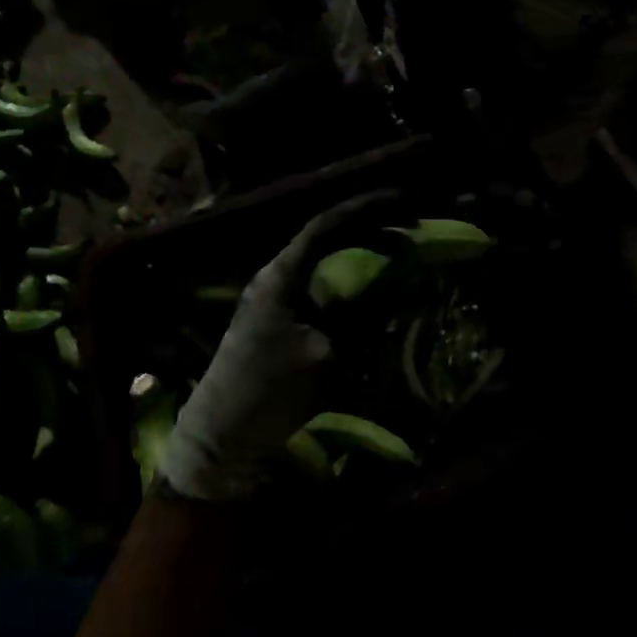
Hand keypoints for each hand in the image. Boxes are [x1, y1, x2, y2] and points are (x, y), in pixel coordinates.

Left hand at [157, 192, 396, 500]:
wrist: (225, 430)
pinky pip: (322, 285)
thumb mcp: (322, 354)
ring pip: (326, 259)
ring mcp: (277, 295)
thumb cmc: (268, 388)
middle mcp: (278, 275)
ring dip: (361, 251)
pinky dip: (351, 280)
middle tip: (410, 227)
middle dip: (369, 227)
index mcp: (282, 274)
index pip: (326, 226)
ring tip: (399, 249)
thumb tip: (392, 294)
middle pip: (327, 236)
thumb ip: (358, 319)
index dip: (366, 210)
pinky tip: (373, 287)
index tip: (403, 206)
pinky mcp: (282, 317)